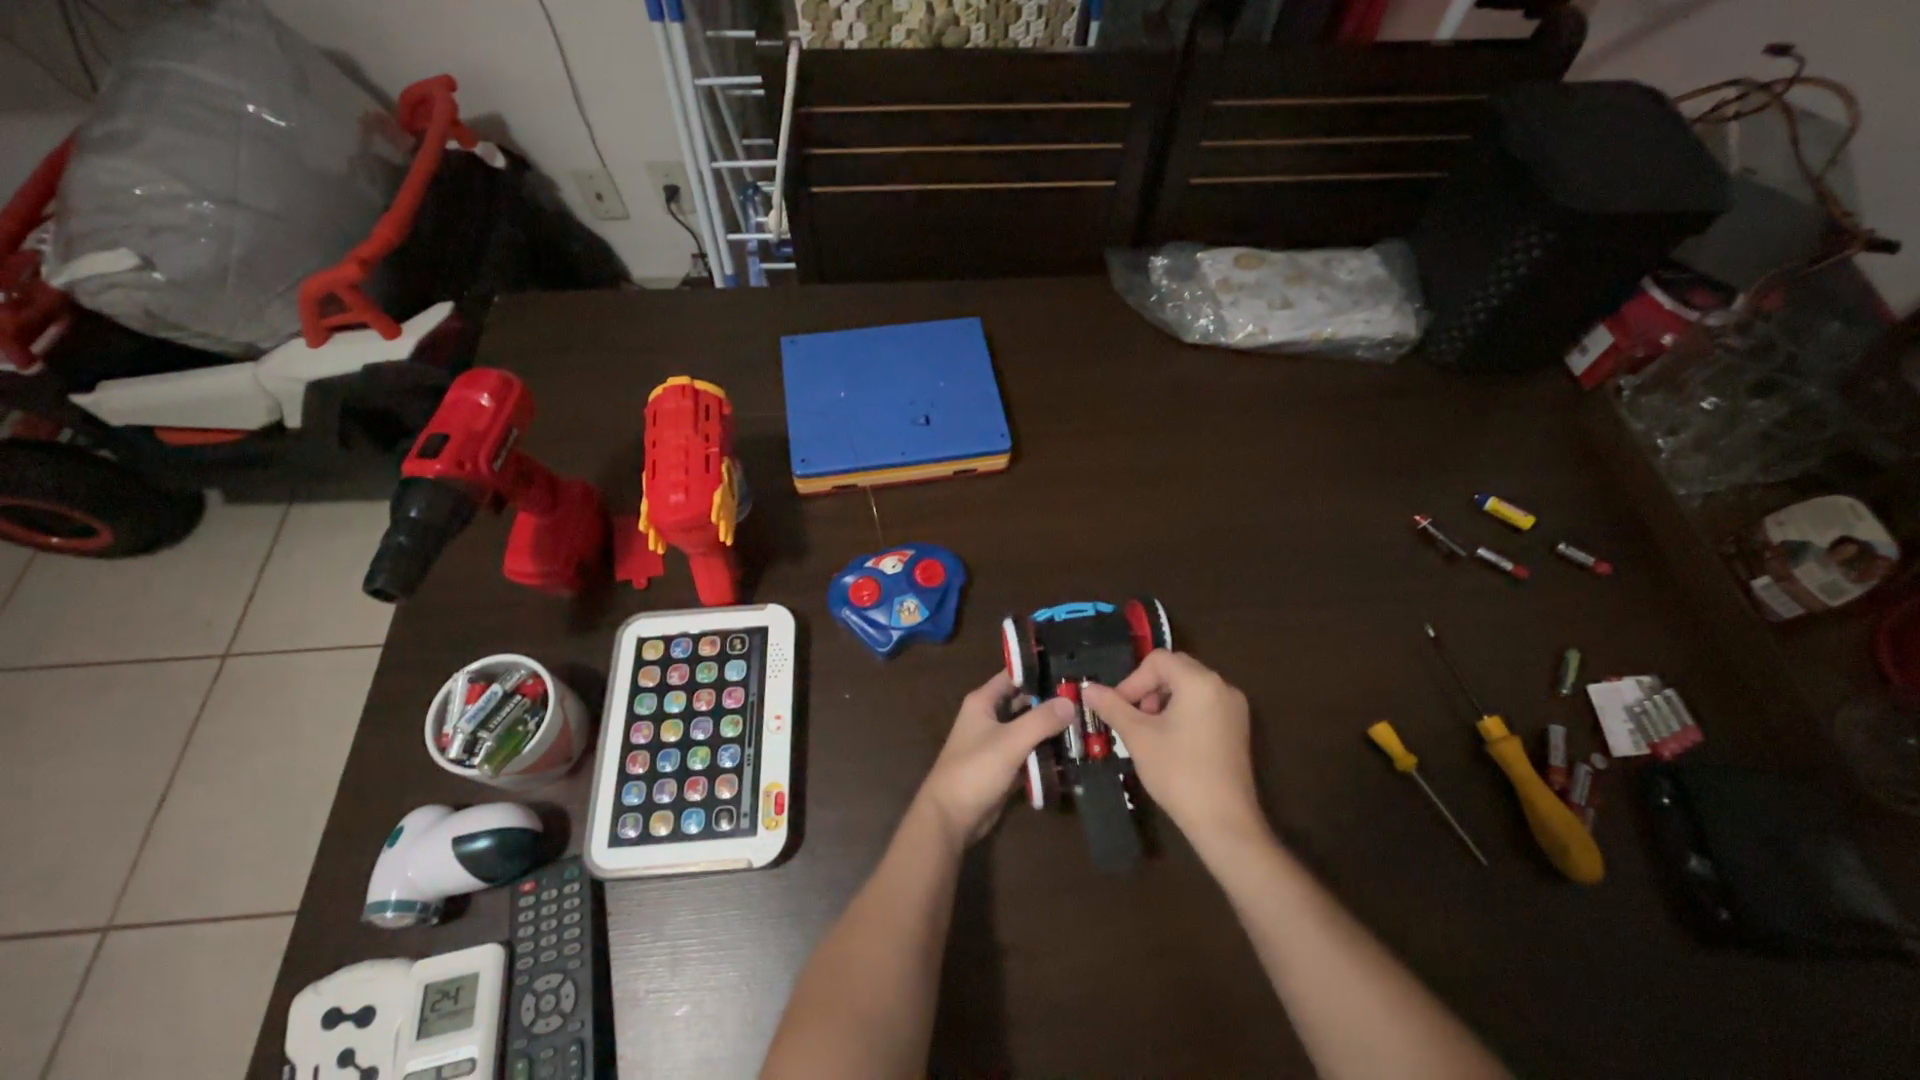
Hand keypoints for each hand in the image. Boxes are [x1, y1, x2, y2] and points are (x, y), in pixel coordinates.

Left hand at [915, 672, 1073, 846]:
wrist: (951, 817)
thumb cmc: (974, 770)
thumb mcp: (1010, 741)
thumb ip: (1041, 720)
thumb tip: (1071, 702)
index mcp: (983, 702)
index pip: (1013, 676)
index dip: (1038, 670)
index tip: (1070, 667)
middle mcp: (989, 718)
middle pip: (1025, 703)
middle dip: (1052, 703)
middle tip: (1087, 700)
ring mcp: (997, 744)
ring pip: (1030, 730)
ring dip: (1053, 730)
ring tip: (1088, 724)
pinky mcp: (1005, 767)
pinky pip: (1030, 754)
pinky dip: (1047, 753)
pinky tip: (1074, 752)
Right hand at [1082, 651, 1265, 846]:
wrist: (1222, 820)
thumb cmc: (1178, 772)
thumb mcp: (1138, 737)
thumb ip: (1112, 707)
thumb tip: (1087, 689)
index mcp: (1200, 682)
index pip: (1158, 660)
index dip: (1132, 680)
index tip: (1118, 708)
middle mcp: (1222, 686)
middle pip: (1176, 670)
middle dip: (1148, 689)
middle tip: (1132, 718)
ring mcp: (1234, 708)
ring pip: (1190, 688)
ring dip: (1164, 701)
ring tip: (1149, 732)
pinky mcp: (1237, 728)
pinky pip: (1204, 705)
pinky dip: (1183, 712)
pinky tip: (1170, 741)